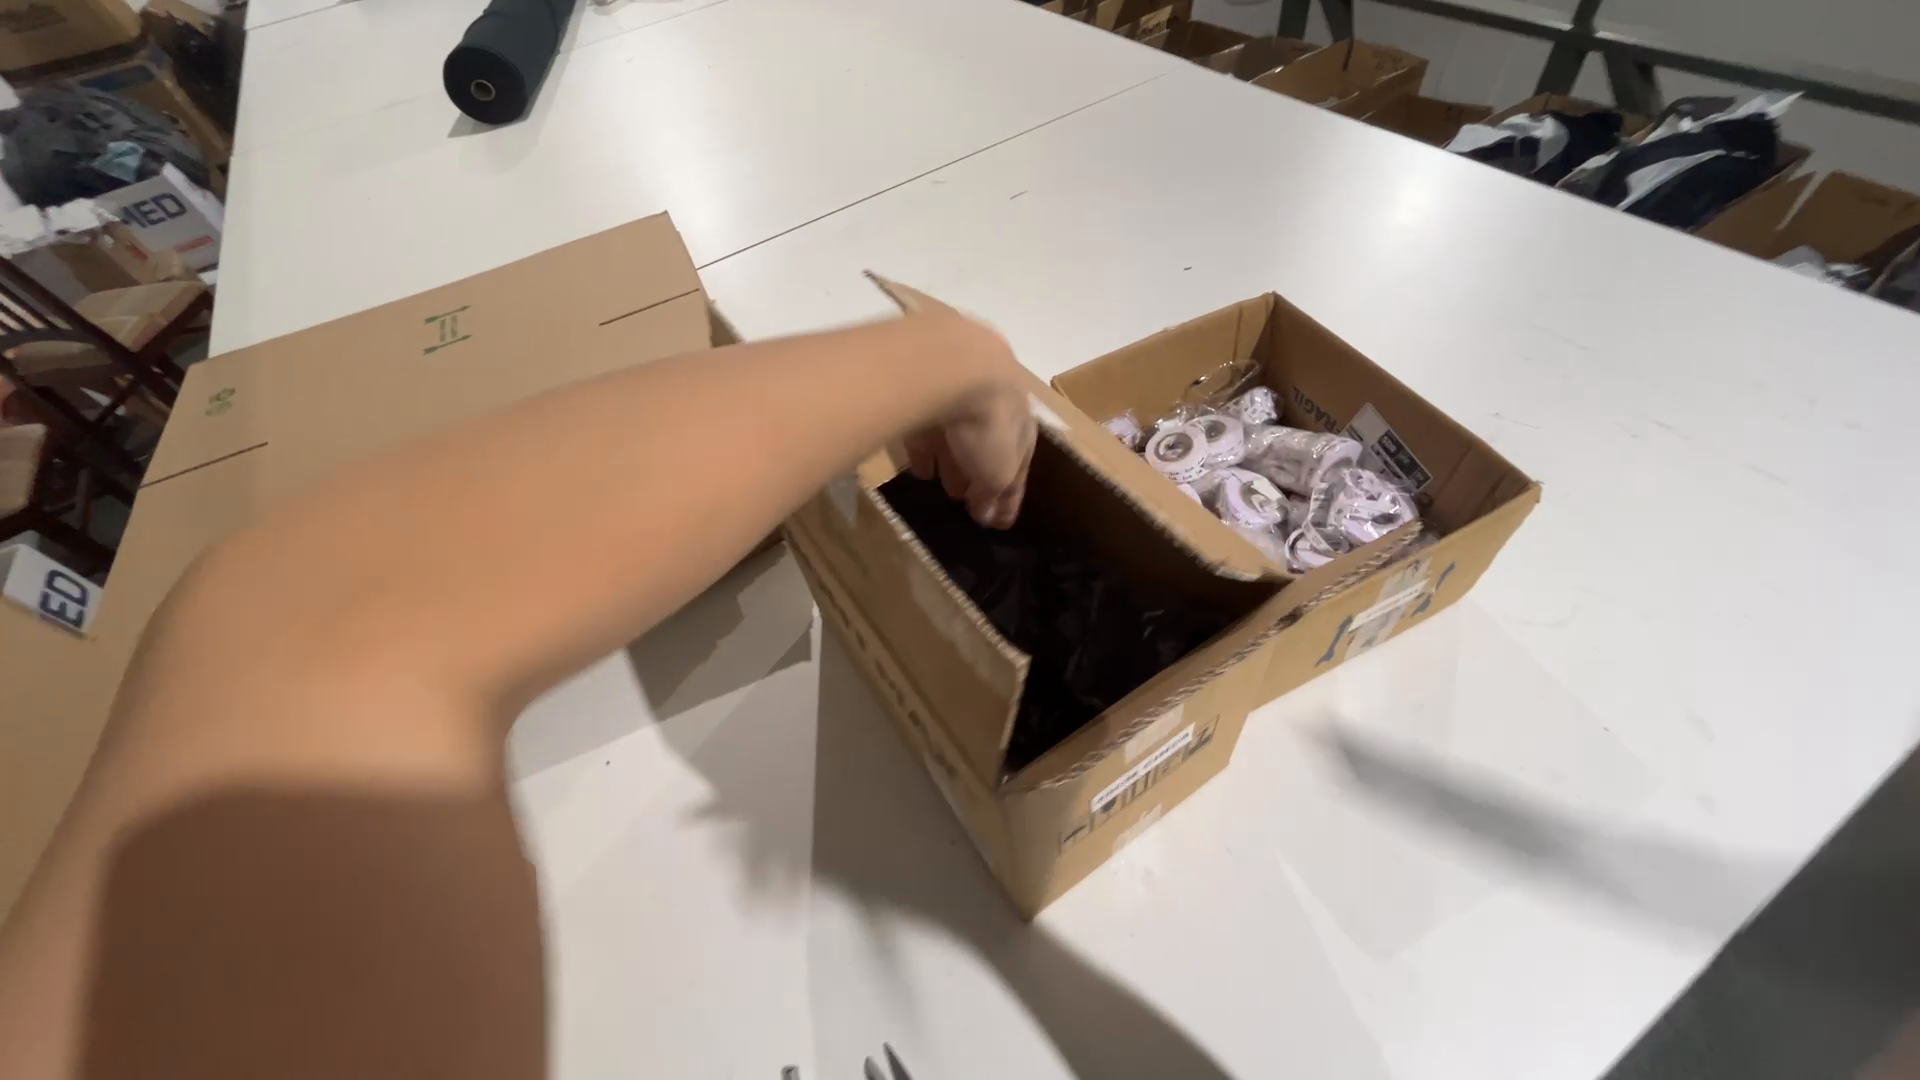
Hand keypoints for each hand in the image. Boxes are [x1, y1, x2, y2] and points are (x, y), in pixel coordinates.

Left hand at [903, 322, 1034, 528]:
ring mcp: (960, 388)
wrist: (951, 365)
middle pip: (988, 444)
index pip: (1020, 466)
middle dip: (978, 473)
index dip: (1010, 496)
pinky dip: (925, 445)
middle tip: (965, 500)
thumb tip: (988, 514)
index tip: (999, 522)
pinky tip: (917, 464)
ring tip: (939, 483)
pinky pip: (928, 419)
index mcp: (1023, 425)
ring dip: (952, 459)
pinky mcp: (925, 382)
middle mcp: (997, 401)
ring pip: (958, 431)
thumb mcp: (997, 471)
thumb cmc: (988, 424)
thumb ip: (993, 493)